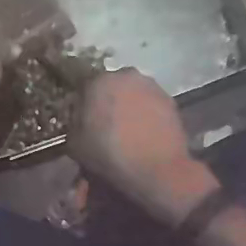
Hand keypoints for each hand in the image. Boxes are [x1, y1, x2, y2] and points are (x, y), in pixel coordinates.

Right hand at [71, 68, 217, 224]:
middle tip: (107, 125)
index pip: (83, 86)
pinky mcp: (170, 100)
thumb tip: (81, 118)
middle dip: (108, 101)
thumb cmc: (110, 156)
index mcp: (97, 81)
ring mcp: (151, 85)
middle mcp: (125, 75)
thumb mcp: (76, 144)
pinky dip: (147, 115)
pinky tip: (146, 134)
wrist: (158, 170)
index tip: (83, 120)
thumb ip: (74, 123)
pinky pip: (151, 104)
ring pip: (133, 93)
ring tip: (130, 131)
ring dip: (129, 106)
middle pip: (111, 86)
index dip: (83, 104)